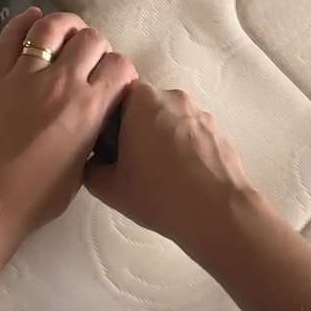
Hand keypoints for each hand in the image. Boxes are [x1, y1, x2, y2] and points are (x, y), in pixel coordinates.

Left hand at [0, 8, 136, 237]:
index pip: (120, 66)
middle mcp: (62, 83)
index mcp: (90, 107)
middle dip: (99, 47)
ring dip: (66, 25)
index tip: (116, 82)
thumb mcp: (86, 160)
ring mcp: (26, 76)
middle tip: (91, 63)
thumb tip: (98, 107)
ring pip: (51, 27)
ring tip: (69, 32)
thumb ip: (95, 126)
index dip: (123, 71)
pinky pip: (10, 40)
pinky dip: (22, 23)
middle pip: (91, 39)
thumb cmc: (45, 193)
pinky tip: (33, 18)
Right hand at [84, 82, 264, 252]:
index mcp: (142, 100)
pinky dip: (185, 150)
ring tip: (160, 175)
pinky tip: (183, 178)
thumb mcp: (108, 187)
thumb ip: (90, 168)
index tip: (108, 148)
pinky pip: (193, 135)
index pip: (116, 97)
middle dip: (136, 129)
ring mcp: (201, 113)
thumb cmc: (157, 194)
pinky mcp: (220, 132)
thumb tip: (94, 162)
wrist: (217, 213)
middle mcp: (173, 97)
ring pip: (171, 121)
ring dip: (163, 139)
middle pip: (145, 107)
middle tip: (131, 164)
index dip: (108, 121)